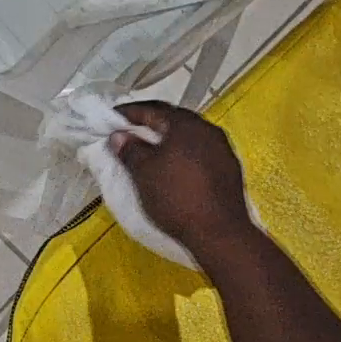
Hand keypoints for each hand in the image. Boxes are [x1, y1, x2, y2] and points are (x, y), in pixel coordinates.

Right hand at [112, 102, 254, 257]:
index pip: (152, 109)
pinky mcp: (229, 168)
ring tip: (151, 154)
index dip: (129, 113)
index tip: (112, 120)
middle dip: (150, 126)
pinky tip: (175, 170)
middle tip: (130, 135)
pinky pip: (200, 154)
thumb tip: (119, 135)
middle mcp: (207, 129)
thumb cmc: (176, 198)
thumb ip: (130, 149)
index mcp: (185, 124)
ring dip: (168, 142)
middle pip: (173, 121)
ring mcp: (222, 148)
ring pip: (188, 138)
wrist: (219, 232)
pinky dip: (183, 156)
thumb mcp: (144, 173)